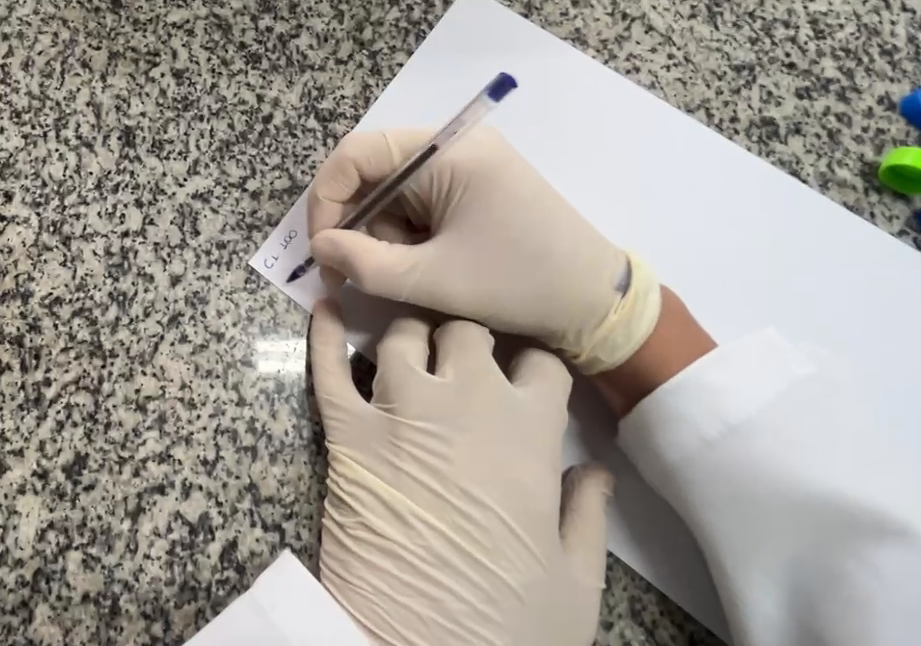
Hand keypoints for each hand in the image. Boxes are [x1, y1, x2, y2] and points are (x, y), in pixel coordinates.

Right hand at [308, 127, 659, 372]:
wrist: (597, 304)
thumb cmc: (519, 285)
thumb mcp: (433, 280)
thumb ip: (365, 263)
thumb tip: (320, 248)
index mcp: (447, 153)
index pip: (356, 153)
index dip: (326, 199)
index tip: (324, 250)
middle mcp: (453, 145)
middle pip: (371, 171)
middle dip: (355, 223)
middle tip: (352, 271)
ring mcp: (464, 163)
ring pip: (389, 190)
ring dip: (381, 233)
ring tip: (407, 273)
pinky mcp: (472, 184)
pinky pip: (415, 200)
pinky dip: (405, 233)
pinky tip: (424, 263)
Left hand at [311, 301, 611, 645]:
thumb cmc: (505, 625)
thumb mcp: (574, 582)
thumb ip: (587, 515)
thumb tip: (598, 469)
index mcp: (529, 432)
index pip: (539, 363)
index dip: (533, 367)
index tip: (525, 378)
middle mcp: (464, 401)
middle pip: (466, 332)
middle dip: (467, 341)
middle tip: (461, 363)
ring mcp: (399, 409)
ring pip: (404, 334)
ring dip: (408, 337)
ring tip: (408, 350)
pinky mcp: (346, 428)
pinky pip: (328, 366)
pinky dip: (323, 333)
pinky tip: (325, 307)